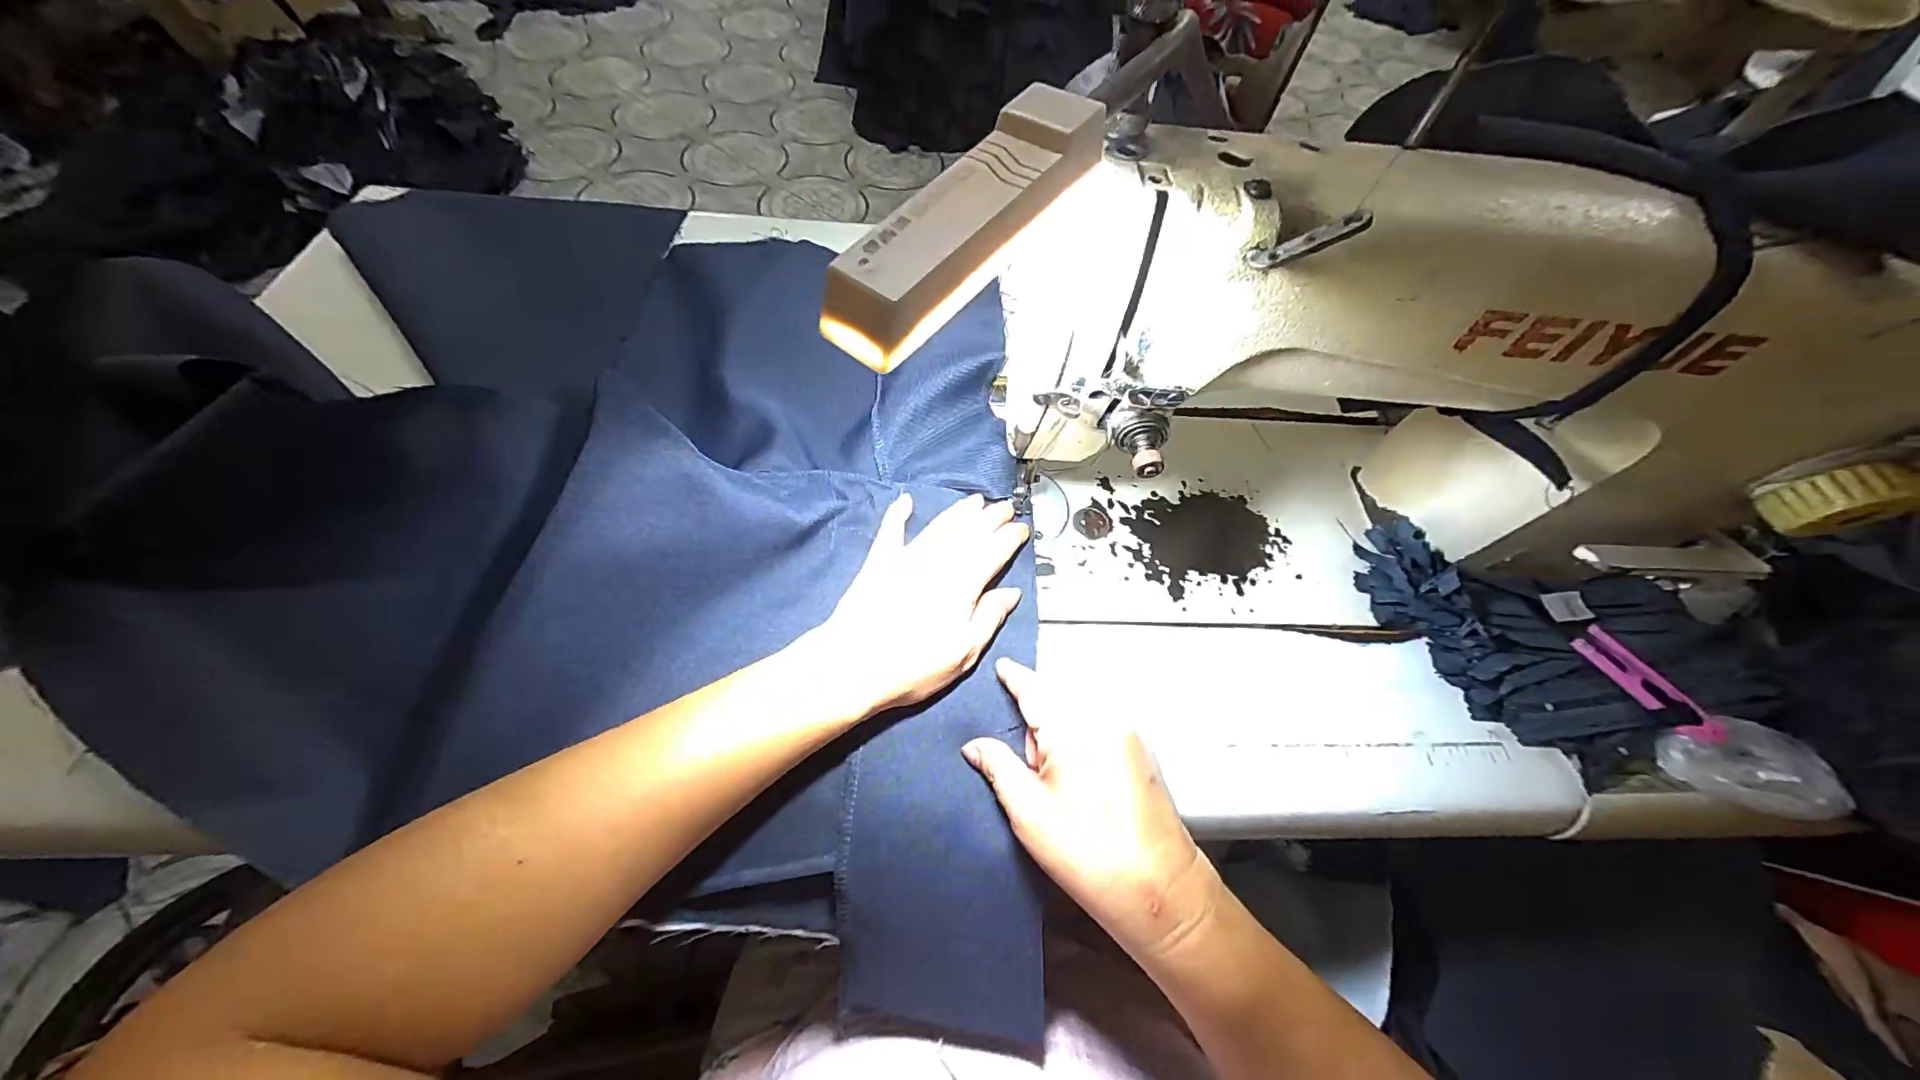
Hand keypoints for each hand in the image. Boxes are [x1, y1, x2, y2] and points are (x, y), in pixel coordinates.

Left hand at [811, 492, 1028, 715]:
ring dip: (959, 512)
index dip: (1010, 536)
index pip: (994, 550)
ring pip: (939, 526)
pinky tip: (905, 502)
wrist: (853, 665)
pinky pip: (891, 530)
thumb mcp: (964, 652)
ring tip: (974, 501)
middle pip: (969, 532)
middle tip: (1005, 507)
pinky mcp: (878, 562)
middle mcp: (937, 562)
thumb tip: (1010, 593)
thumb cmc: (912, 666)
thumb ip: (989, 617)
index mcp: (963, 584)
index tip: (1021, 528)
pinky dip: (898, 514)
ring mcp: (906, 558)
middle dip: (990, 516)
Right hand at [963, 659, 1216, 960]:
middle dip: (1036, 720)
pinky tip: (1079, 785)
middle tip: (1028, 768)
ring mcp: (1127, 734)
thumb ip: (998, 767)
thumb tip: (975, 746)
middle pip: (1057, 699)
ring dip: (1060, 733)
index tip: (1001, 668)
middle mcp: (1104, 720)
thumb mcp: (1028, 811)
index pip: (1034, 688)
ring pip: (1079, 715)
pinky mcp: (1140, 751)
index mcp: (1073, 727)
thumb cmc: (1092, 855)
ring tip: (1056, 785)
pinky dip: (1081, 741)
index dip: (1013, 677)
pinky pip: (1099, 728)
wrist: (1158, 888)